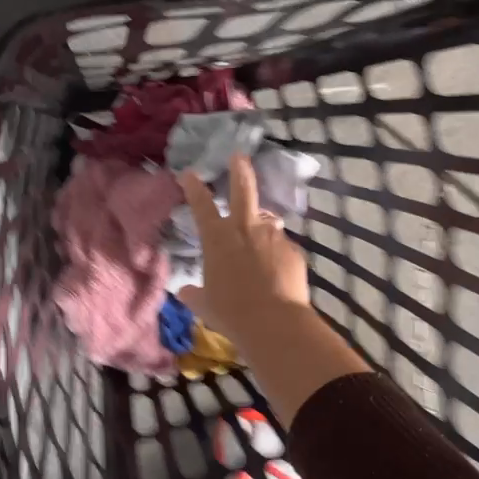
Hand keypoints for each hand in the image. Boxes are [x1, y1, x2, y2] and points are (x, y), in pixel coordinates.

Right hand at [174, 153, 309, 342]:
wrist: (274, 322)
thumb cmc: (231, 313)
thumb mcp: (206, 304)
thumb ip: (195, 294)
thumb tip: (185, 292)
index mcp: (217, 238)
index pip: (201, 205)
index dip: (193, 187)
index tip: (188, 173)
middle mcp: (245, 228)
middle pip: (243, 189)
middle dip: (240, 170)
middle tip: (239, 156)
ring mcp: (272, 236)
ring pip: (267, 222)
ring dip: (263, 228)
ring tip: (262, 247)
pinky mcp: (294, 249)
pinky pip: (283, 247)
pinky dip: (278, 255)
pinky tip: (278, 274)